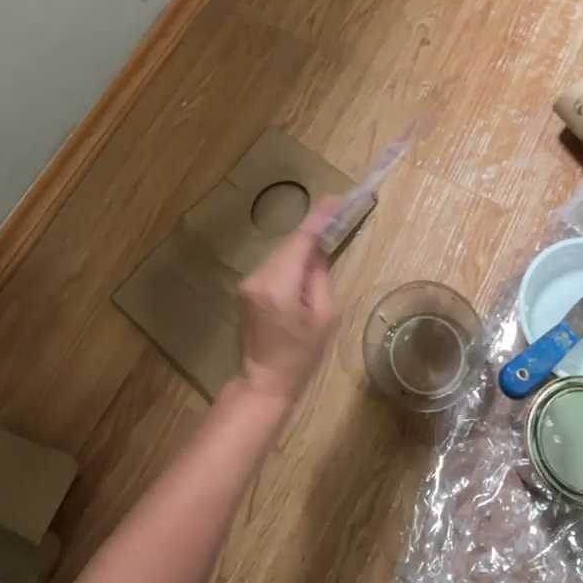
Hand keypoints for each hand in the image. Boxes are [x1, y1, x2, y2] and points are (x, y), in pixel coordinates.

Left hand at [235, 199, 340, 402]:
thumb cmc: (301, 355)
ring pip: (280, 253)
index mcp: (278, 285)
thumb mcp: (324, 317)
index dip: (318, 218)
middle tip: (336, 216)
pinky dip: (290, 260)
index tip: (335, 200)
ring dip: (300, 247)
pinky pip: (273, 265)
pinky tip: (305, 263)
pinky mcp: (246, 288)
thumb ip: (320, 277)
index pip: (300, 241)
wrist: (264, 382)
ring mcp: (248, 282)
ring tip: (325, 240)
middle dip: (312, 232)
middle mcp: (258, 276)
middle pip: (289, 244)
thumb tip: (318, 251)